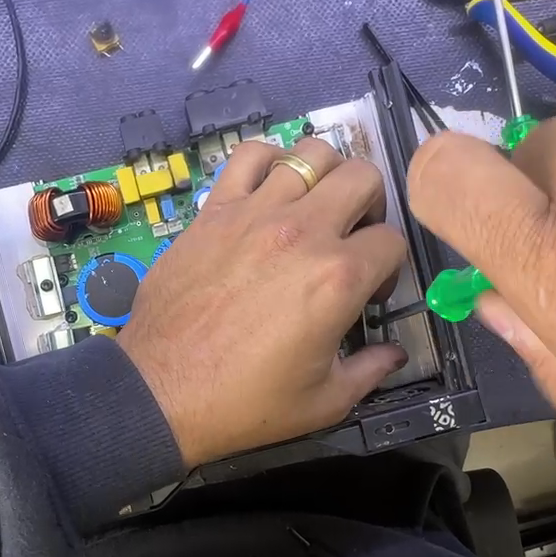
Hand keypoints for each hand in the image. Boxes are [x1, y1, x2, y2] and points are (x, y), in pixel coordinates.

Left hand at [119, 137, 407, 466]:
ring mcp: (255, 213)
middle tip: (350, 241)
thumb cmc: (244, 403)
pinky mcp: (215, 210)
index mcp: (338, 277)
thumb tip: (393, 355)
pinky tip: (270, 189)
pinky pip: (249, 155)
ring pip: (312, 154)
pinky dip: (269, 160)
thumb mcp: (325, 402)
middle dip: (371, 207)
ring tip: (314, 210)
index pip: (392, 241)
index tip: (366, 294)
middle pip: (363, 177)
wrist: (162, 392)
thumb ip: (370, 371)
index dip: (389, 268)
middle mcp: (303, 231)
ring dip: (327, 177)